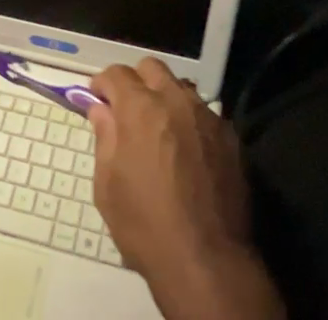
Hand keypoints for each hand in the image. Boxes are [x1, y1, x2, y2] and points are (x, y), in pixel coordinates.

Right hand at [89, 59, 285, 319]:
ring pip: (182, 88)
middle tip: (127, 111)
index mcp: (140, 108)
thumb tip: (101, 109)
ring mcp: (208, 116)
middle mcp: (176, 101)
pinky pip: (206, 115)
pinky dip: (191, 122)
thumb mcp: (108, 184)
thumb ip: (104, 137)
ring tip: (160, 131)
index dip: (102, 84)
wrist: (206, 258)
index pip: (116, 73)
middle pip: (152, 68)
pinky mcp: (231, 137)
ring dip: (166, 98)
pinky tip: (188, 153)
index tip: (96, 100)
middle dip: (136, 82)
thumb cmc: (145, 224)